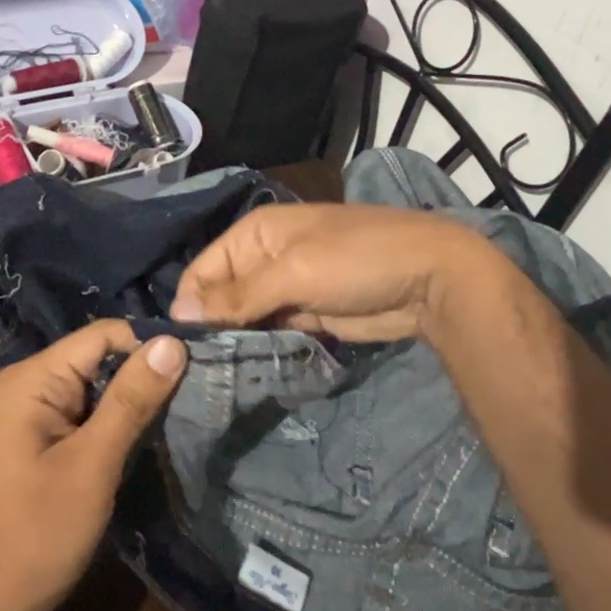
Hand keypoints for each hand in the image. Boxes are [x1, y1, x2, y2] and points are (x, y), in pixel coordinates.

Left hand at [0, 320, 187, 610]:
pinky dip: (114, 430)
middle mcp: (28, 386)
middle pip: (101, 360)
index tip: (197, 372)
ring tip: (179, 426)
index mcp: (33, 379)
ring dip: (132, 408)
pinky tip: (143, 448)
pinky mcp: (38, 446)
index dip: (150, 347)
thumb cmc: (34, 535)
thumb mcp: (91, 465)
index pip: (105, 334)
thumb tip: (172, 341)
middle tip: (195, 404)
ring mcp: (31, 418)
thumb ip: (131, 401)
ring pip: (97, 392)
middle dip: (145, 379)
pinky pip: (85, 420)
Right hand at [170, 203, 496, 341]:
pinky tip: (244, 371)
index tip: (179, 348)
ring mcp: (286, 289)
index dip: (188, 305)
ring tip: (214, 376)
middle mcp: (263, 259)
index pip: (202, 271)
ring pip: (243, 319)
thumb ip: (238, 295)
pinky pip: (271, 333)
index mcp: (254, 234)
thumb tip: (179, 311)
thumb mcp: (293, 272)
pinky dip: (260, 349)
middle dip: (209, 327)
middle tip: (194, 369)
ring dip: (233, 342)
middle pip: (219, 297)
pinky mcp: (307, 316)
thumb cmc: (357, 261)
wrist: (431, 279)